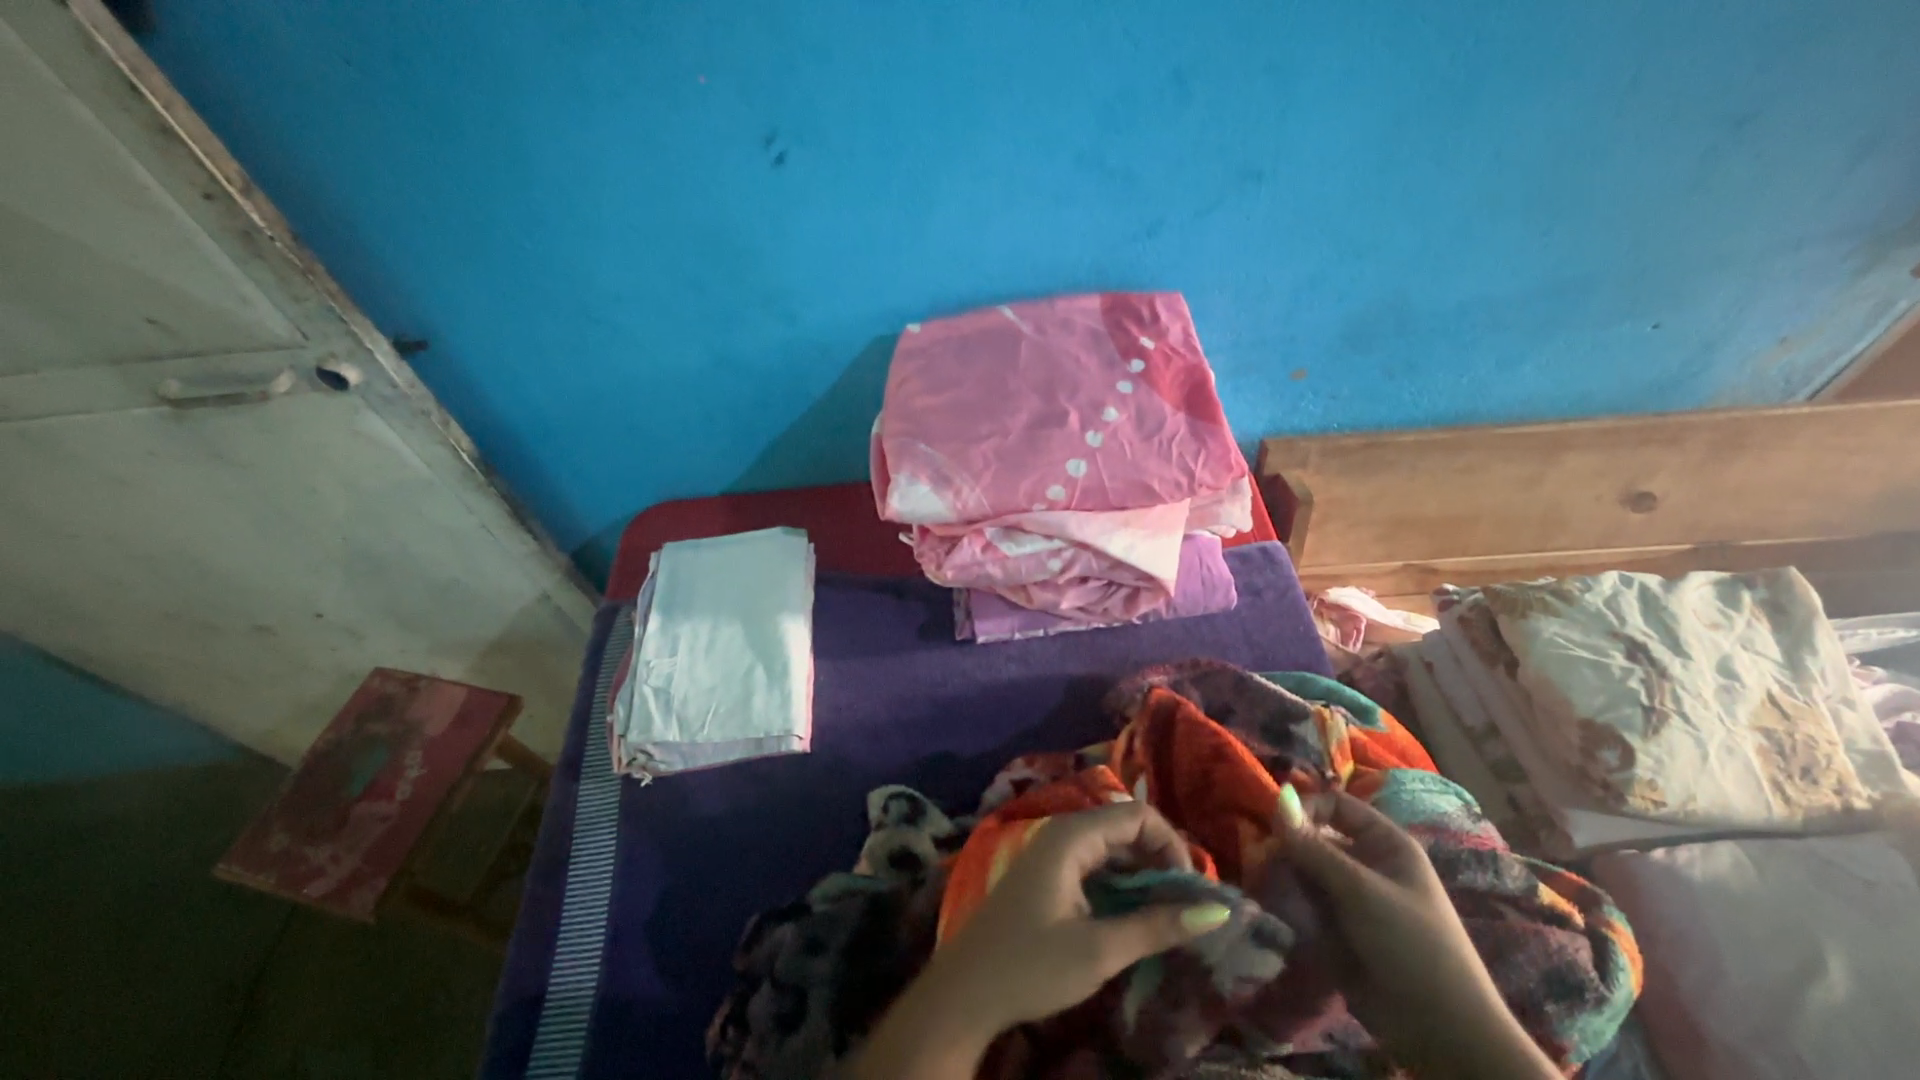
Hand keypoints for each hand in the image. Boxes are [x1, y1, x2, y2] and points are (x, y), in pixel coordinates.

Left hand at [847, 801, 1230, 1079]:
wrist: (963, 995)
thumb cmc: (1030, 966)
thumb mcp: (1100, 950)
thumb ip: (1157, 926)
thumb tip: (1218, 910)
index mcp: (1071, 838)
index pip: (1137, 815)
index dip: (1171, 844)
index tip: (1190, 889)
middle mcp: (1060, 836)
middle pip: (1124, 828)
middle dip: (1160, 860)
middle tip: (1187, 905)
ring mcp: (1050, 857)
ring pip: (1110, 850)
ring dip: (1142, 876)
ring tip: (1168, 914)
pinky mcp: (1046, 880)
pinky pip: (1094, 868)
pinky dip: (1120, 886)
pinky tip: (1135, 918)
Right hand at [1277, 788, 1559, 1079]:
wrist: (1438, 1028)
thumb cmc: (1411, 944)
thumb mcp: (1361, 890)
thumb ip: (1314, 848)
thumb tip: (1278, 800)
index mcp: (1385, 845)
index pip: (1336, 806)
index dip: (1305, 810)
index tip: (1274, 829)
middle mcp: (1365, 865)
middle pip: (1313, 840)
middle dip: (1286, 851)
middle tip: (1262, 868)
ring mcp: (1348, 900)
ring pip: (1302, 874)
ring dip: (1282, 881)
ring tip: (1266, 896)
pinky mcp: (1334, 930)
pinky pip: (1302, 906)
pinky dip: (1287, 908)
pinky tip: (1276, 917)